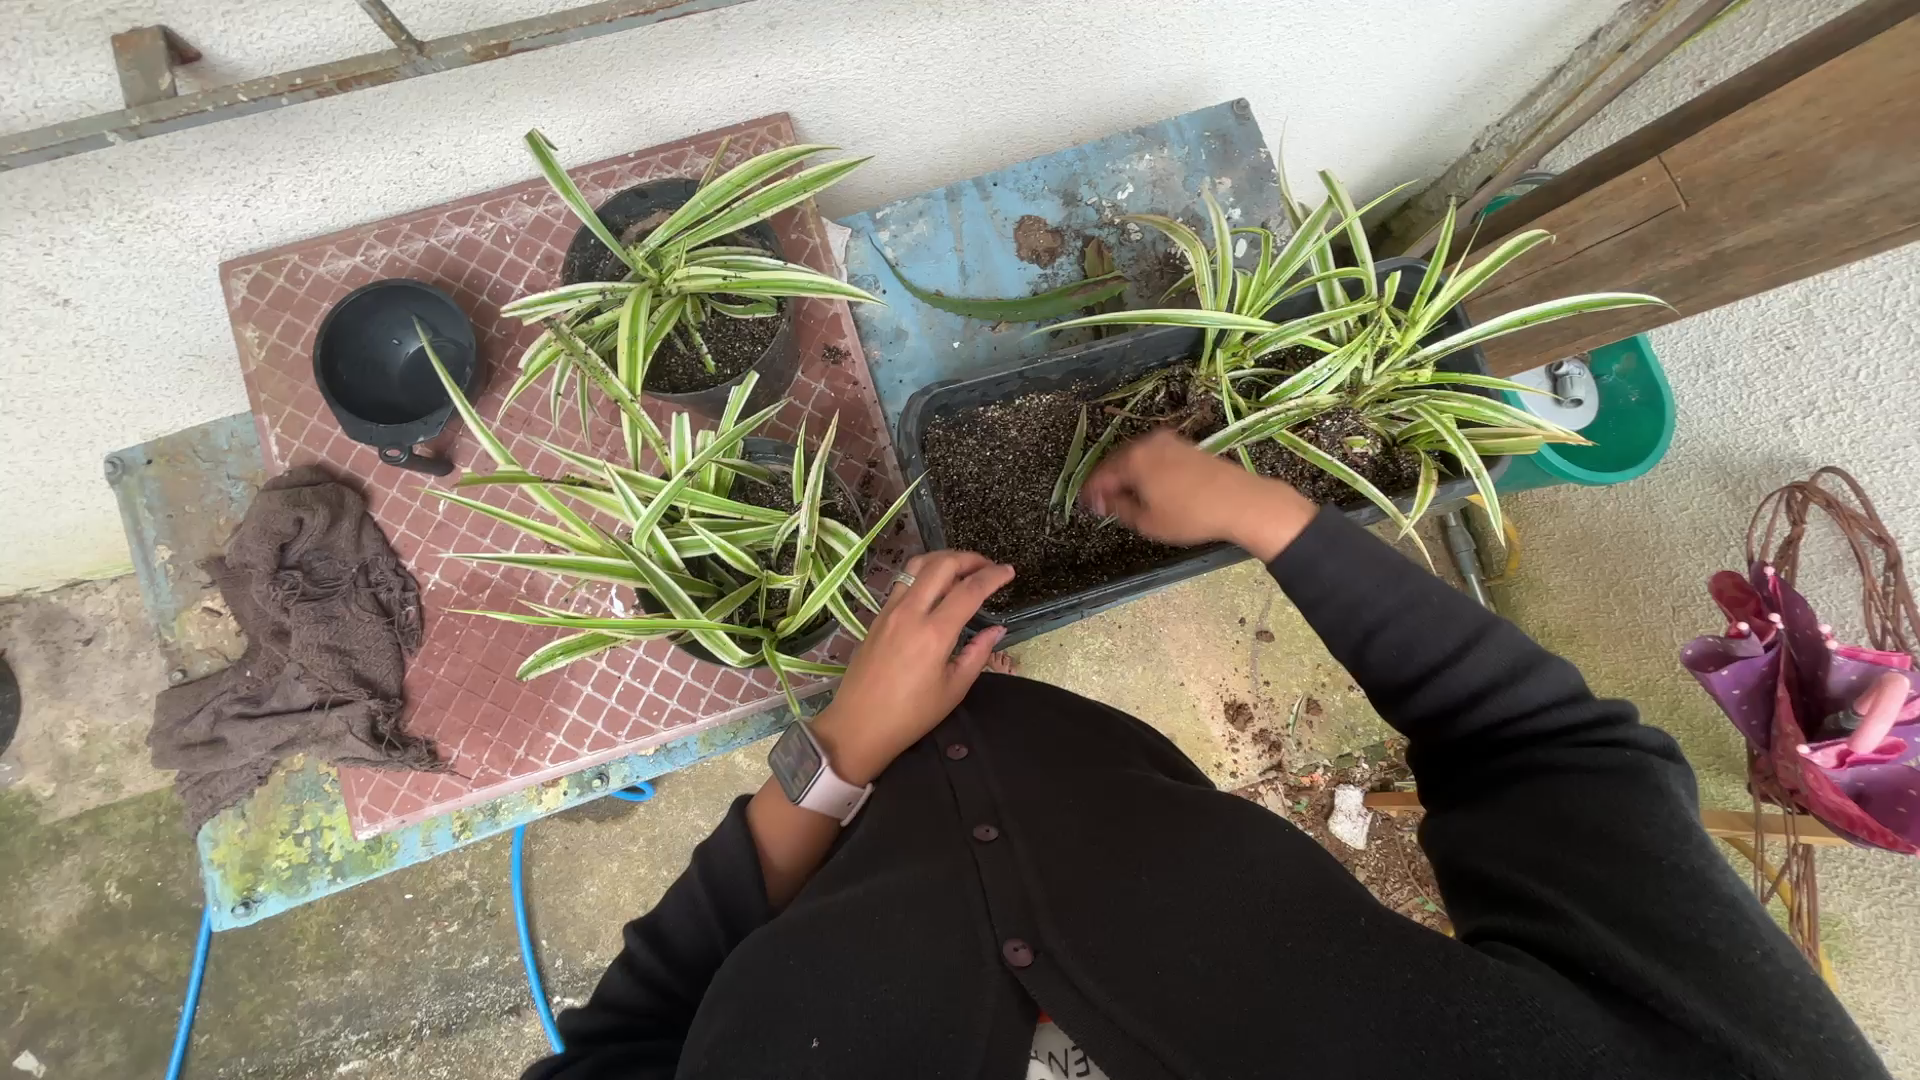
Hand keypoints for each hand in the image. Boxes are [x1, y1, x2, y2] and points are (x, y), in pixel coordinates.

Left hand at [809, 551, 1014, 783]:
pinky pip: (903, 581)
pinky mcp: (877, 616)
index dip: (994, 576)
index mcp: (934, 634)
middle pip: (942, 564)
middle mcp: (910, 613)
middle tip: (989, 567)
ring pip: (918, 565)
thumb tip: (997, 630)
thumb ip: (978, 654)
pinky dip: (925, 573)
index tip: (1009, 572)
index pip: (970, 590)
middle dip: (970, 558)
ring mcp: (890, 611)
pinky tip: (936, 586)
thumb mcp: (954, 689)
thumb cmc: (910, 716)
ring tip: (963, 568)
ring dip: (945, 559)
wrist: (858, 726)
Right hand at [1080, 429, 1316, 559]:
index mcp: (1133, 460)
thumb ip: (1118, 508)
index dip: (1091, 492)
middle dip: (1107, 481)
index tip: (1087, 506)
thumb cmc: (1190, 515)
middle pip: (1116, 461)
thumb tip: (1100, 502)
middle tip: (1102, 503)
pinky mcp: (1185, 446)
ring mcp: (1168, 442)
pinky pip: (1153, 455)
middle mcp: (1147, 444)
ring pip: (1136, 457)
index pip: (1100, 474)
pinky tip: (1149, 486)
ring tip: (1125, 497)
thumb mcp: (1147, 521)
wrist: (1240, 501)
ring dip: (1126, 474)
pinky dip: (1144, 469)